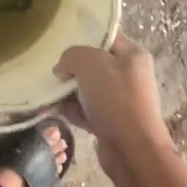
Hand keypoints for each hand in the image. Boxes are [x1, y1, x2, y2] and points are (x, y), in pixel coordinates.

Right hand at [54, 35, 169, 151]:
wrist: (132, 150)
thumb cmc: (115, 99)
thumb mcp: (89, 63)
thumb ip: (71, 55)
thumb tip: (62, 68)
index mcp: (133, 55)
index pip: (105, 36)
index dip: (82, 38)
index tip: (59, 43)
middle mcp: (130, 75)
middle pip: (93, 64)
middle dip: (72, 70)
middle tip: (55, 74)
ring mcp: (122, 100)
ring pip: (87, 88)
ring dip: (69, 93)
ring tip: (53, 97)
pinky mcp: (113, 122)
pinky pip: (88, 110)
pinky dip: (75, 111)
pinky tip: (62, 114)